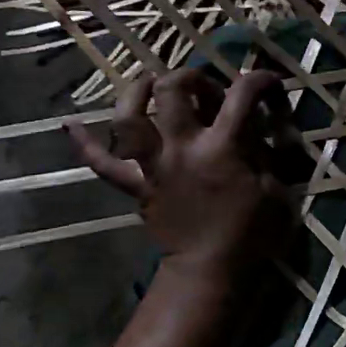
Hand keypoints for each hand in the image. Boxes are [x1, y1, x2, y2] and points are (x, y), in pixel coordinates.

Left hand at [66, 68, 300, 282]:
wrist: (210, 270)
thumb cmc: (251, 233)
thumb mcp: (275, 189)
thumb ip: (265, 153)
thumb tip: (256, 128)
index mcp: (222, 146)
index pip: (241, 95)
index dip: (260, 80)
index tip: (270, 84)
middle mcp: (181, 146)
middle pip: (173, 90)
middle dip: (190, 76)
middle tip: (202, 86)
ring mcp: (153, 164)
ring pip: (129, 117)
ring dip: (136, 93)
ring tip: (149, 84)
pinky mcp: (137, 184)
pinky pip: (103, 164)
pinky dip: (86, 144)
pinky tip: (70, 125)